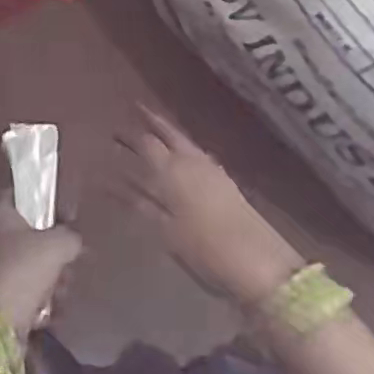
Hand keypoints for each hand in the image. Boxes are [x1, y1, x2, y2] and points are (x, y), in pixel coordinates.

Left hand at [0, 199, 81, 331]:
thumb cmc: (24, 268)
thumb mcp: (55, 245)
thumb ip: (69, 237)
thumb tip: (73, 239)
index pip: (20, 196)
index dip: (43, 202)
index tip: (65, 217)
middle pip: (33, 236)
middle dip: (56, 254)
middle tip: (68, 266)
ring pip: (35, 265)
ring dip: (55, 281)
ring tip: (62, 292)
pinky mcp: (2, 293)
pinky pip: (31, 290)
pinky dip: (45, 300)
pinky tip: (55, 309)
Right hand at [115, 105, 303, 305]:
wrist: (263, 266)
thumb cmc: (205, 248)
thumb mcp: (165, 229)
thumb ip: (139, 202)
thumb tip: (110, 181)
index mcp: (172, 169)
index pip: (147, 142)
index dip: (131, 134)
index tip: (114, 127)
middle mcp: (191, 162)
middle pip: (169, 133)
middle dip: (152, 121)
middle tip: (137, 108)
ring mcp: (212, 171)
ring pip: (185, 143)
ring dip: (169, 133)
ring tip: (156, 128)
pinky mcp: (226, 184)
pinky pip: (198, 155)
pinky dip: (184, 150)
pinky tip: (182, 157)